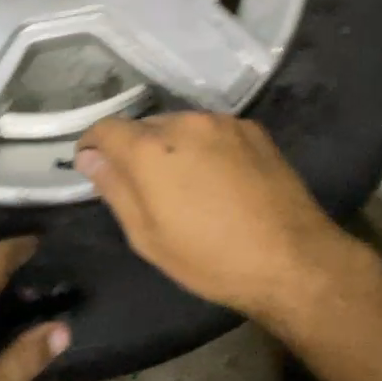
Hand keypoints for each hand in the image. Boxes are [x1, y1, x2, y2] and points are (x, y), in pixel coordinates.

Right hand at [74, 113, 348, 317]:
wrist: (292, 258)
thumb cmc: (211, 258)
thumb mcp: (148, 237)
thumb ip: (114, 188)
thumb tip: (90, 157)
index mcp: (150, 148)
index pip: (106, 128)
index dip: (93, 146)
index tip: (94, 166)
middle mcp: (184, 122)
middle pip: (145, 126)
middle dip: (137, 150)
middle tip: (147, 188)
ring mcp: (222, 122)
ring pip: (181, 126)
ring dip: (173, 147)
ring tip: (188, 185)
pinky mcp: (252, 128)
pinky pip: (214, 131)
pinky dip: (207, 147)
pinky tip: (221, 180)